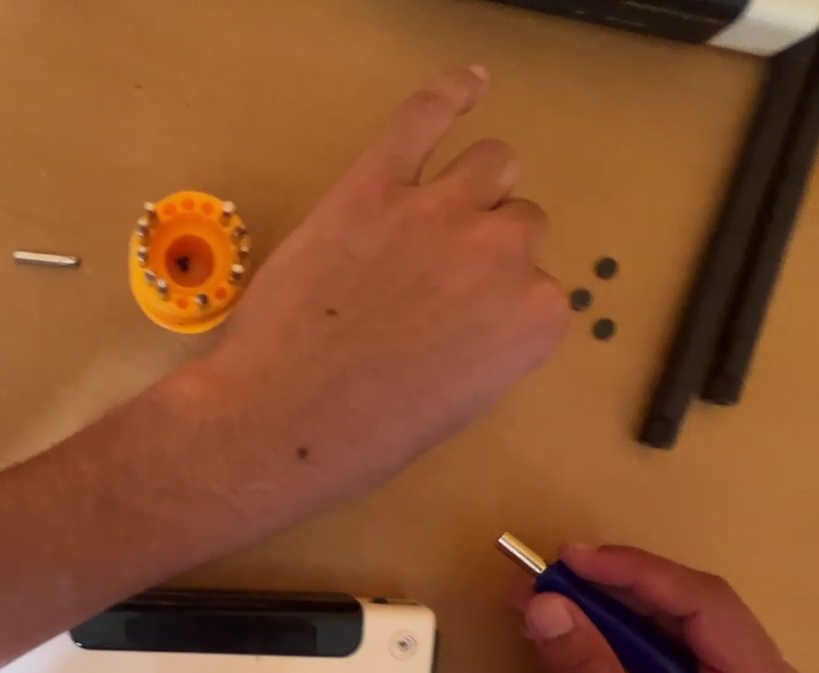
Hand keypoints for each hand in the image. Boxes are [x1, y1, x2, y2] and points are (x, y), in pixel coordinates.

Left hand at [165, 66, 569, 500]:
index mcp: (534, 323)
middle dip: (483, 251)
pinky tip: (467, 86)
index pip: (539, 291)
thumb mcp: (447, 409)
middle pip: (517, 226)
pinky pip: (425, 115)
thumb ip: (480, 350)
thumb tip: (469, 317)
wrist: (279, 421)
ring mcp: (440, 212)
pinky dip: (450, 94)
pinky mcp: (375, 186)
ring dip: (474, 188)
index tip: (463, 323)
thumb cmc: (360, 440)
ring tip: (436, 214)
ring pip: (491, 166)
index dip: (495, 306)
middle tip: (432, 285)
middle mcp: (505, 256)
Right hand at [521, 545, 817, 672]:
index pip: (706, 605)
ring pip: (678, 625)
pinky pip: (668, 651)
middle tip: (554, 575)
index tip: (571, 558)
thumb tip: (545, 605)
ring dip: (614, 608)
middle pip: (694, 607)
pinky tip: (579, 634)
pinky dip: (620, 637)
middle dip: (620, 586)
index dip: (637, 572)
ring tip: (554, 599)